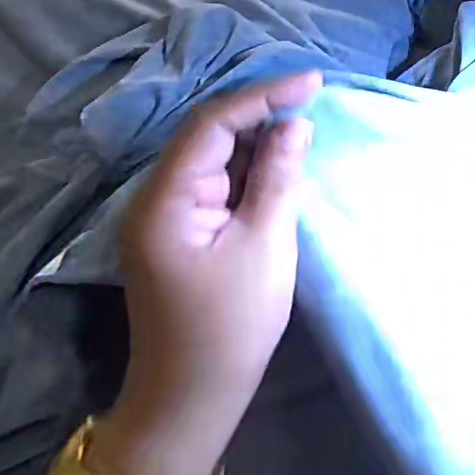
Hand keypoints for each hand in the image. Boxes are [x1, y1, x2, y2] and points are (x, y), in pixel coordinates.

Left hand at [99, 72, 321, 474]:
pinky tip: (286, 161)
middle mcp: (158, 198)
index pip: (212, 126)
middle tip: (315, 98)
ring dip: (262, 138)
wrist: (194, 392)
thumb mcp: (266, 242)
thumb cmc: (232, 320)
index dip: (262, 96)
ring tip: (309, 122)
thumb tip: (294, 125)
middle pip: (210, 135)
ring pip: (218, 157)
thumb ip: (280, 177)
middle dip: (262, 111)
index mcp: (166, 200)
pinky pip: (223, 181)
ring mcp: (171, 215)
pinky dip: (257, 166)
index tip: (312, 82)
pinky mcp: (188, 230)